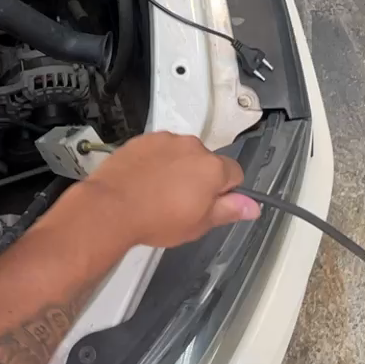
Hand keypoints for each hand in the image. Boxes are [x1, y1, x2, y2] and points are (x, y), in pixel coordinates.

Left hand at [68, 132, 257, 248]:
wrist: (111, 207)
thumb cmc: (156, 219)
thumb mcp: (199, 224)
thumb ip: (228, 210)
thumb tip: (252, 206)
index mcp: (212, 168)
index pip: (235, 173)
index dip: (225, 191)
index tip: (209, 204)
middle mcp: (192, 147)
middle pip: (207, 161)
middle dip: (199, 178)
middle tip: (182, 203)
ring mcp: (166, 140)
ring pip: (182, 153)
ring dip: (177, 167)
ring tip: (159, 193)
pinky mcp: (143, 139)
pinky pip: (158, 149)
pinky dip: (155, 161)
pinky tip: (144, 181)